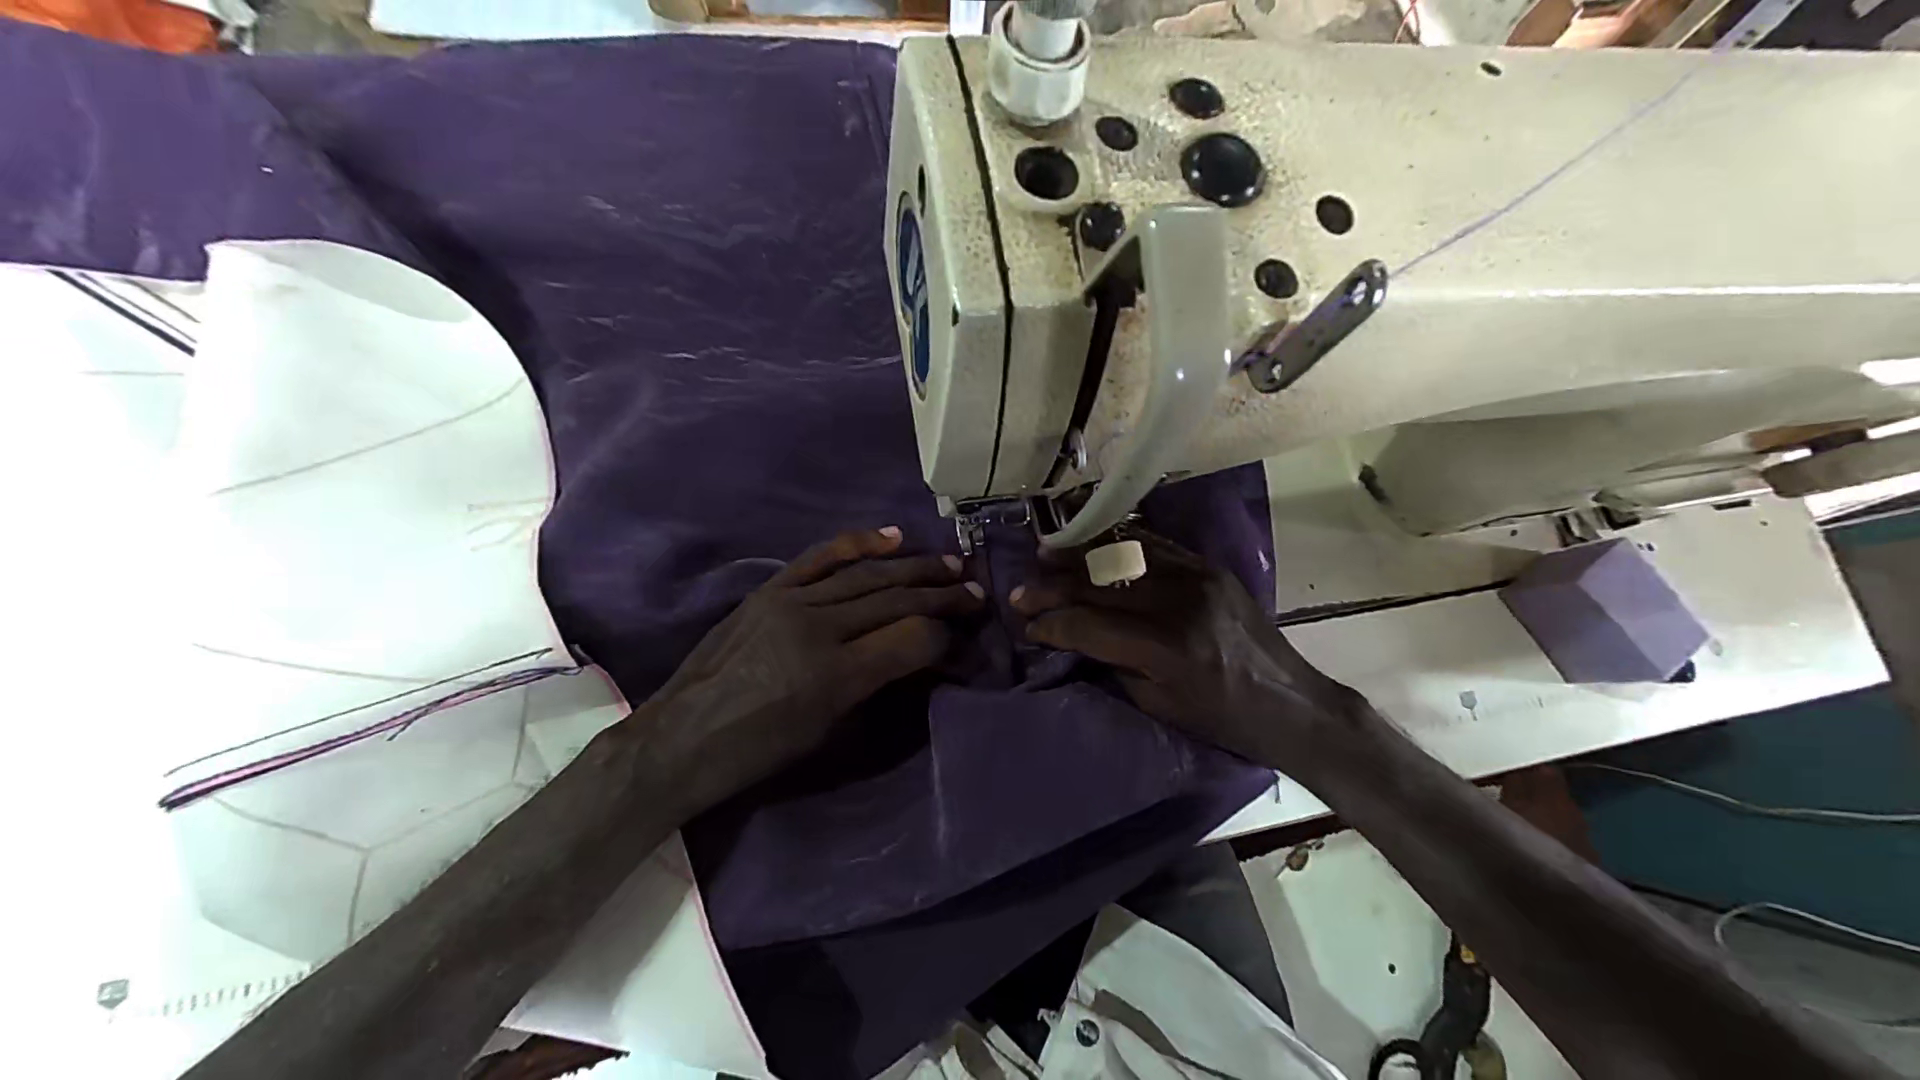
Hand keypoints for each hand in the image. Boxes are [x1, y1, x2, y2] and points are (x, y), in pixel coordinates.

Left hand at [645, 526, 984, 809]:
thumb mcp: (830, 733)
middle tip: (976, 591)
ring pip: (866, 574)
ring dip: (914, 567)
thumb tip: (920, 657)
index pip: (912, 637)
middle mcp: (818, 628)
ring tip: (950, 564)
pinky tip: (893, 537)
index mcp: (837, 676)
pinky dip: (858, 543)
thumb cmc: (760, 754)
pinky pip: (820, 558)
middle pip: (896, 599)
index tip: (964, 637)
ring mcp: (791, 602)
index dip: (946, 635)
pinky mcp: (770, 590)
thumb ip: (879, 687)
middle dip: (943, 595)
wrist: (681, 738)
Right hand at [1010, 530, 1365, 772]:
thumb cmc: (1221, 719)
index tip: (1027, 627)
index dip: (1051, 625)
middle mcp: (1179, 603)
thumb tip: (1072, 634)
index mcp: (1166, 648)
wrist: (1292, 704)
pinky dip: (1117, 546)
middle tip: (1020, 591)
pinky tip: (1092, 546)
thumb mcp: (1156, 704)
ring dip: (1078, 556)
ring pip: (1122, 557)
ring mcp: (1197, 578)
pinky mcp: (1209, 568)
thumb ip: (1110, 663)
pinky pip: (1153, 547)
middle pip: (1098, 586)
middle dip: (1052, 589)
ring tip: (1045, 554)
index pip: (1089, 626)